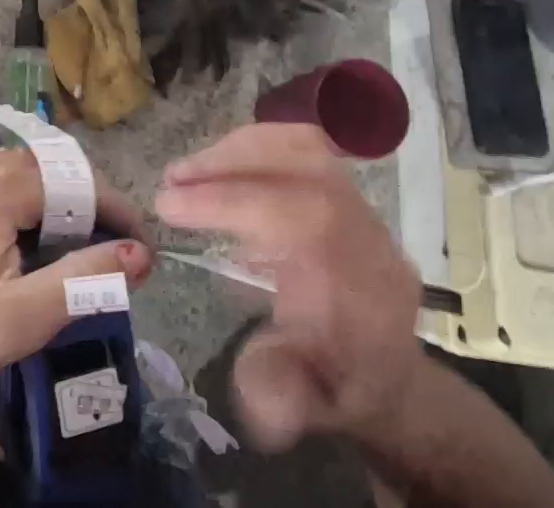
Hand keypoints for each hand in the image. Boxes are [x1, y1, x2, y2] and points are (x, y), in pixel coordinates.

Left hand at [0, 149, 154, 405]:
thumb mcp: (27, 315)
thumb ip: (87, 278)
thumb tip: (142, 254)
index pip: (80, 184)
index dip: (118, 216)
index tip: (143, 253)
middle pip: (61, 172)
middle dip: (95, 211)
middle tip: (119, 257)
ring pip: (41, 174)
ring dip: (69, 207)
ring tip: (90, 253)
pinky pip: (15, 179)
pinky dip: (40, 204)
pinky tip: (49, 242)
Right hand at [155, 123, 421, 449]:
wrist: (386, 377)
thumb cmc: (334, 388)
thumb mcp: (304, 407)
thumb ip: (282, 396)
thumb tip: (261, 396)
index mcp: (362, 288)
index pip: (304, 217)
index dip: (232, 200)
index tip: (168, 205)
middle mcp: (369, 238)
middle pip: (310, 163)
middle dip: (232, 161)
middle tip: (171, 177)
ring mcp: (363, 210)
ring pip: (307, 147)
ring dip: (238, 150)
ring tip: (186, 171)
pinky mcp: (347, 196)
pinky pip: (304, 151)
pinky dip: (253, 150)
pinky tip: (217, 174)